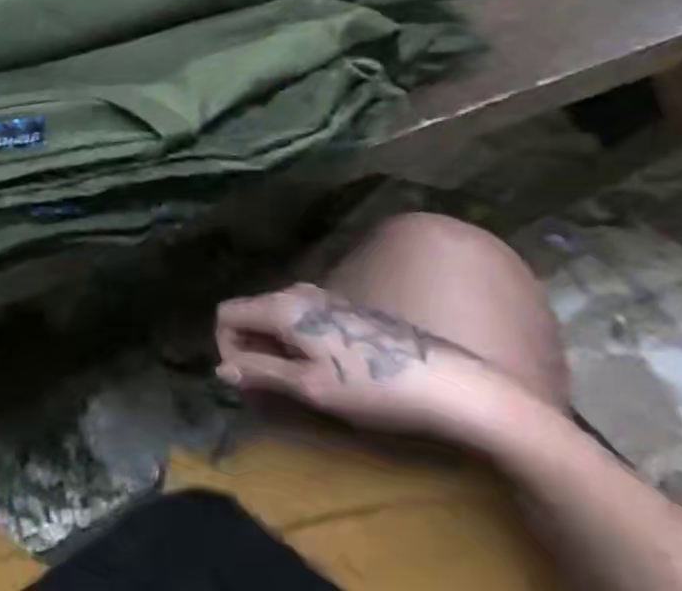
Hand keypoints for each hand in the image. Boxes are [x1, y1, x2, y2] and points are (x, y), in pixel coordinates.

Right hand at [214, 283, 545, 449]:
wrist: (460, 389)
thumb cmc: (375, 388)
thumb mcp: (310, 387)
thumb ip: (258, 373)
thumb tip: (221, 370)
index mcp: (281, 306)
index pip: (226, 314)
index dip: (224, 346)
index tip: (246, 381)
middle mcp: (297, 292)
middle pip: (250, 313)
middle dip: (249, 348)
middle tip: (271, 387)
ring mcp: (327, 297)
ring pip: (278, 316)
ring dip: (275, 347)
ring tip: (300, 382)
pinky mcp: (351, 310)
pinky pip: (304, 319)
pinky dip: (299, 342)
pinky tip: (329, 371)